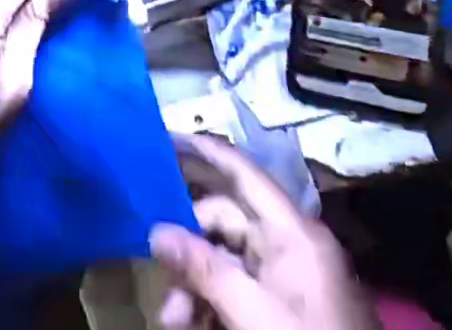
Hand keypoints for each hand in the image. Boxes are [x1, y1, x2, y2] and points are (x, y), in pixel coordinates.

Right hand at [150, 135, 375, 329]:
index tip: (163, 140)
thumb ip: (202, 269)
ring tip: (173, 321)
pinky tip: (190, 327)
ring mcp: (290, 282)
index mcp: (294, 234)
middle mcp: (292, 247)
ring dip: (194, 285)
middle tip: (159, 275)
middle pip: (226, 221)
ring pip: (226, 261)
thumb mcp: (251, 315)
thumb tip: (156, 230)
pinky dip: (212, 304)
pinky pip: (238, 291)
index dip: (204, 152)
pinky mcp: (286, 313)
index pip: (243, 173)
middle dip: (187, 247)